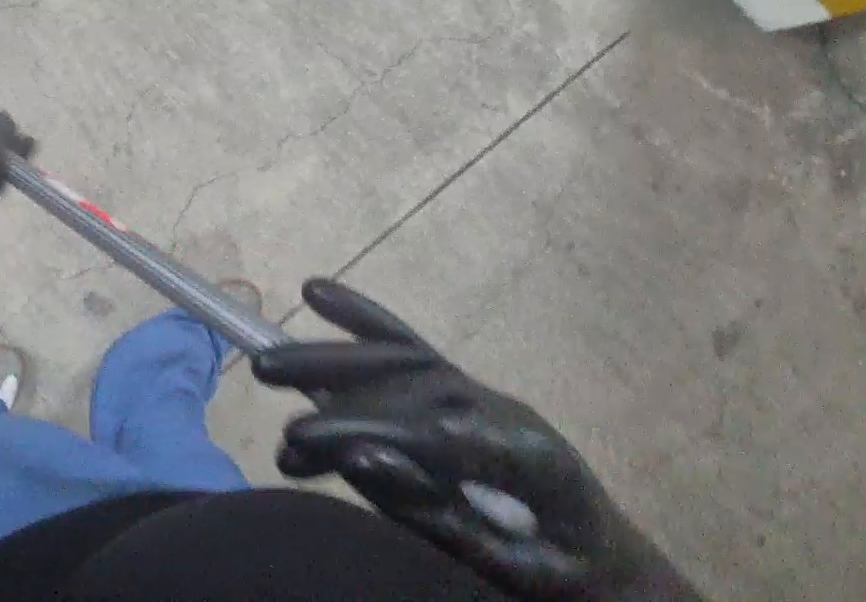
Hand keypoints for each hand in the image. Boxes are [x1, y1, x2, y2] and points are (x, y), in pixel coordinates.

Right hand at [253, 279, 696, 601]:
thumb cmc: (559, 572)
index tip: (298, 438)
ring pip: (395, 356)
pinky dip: (364, 320)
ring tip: (266, 363)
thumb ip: (431, 512)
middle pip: (402, 373)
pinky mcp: (458, 388)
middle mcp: (495, 404)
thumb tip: (356, 457)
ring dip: (329, 357)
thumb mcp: (503, 566)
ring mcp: (476, 391)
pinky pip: (408, 345)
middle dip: (327, 369)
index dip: (357, 428)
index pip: (425, 430)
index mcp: (525, 452)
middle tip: (262, 371)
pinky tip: (320, 293)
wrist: (604, 563)